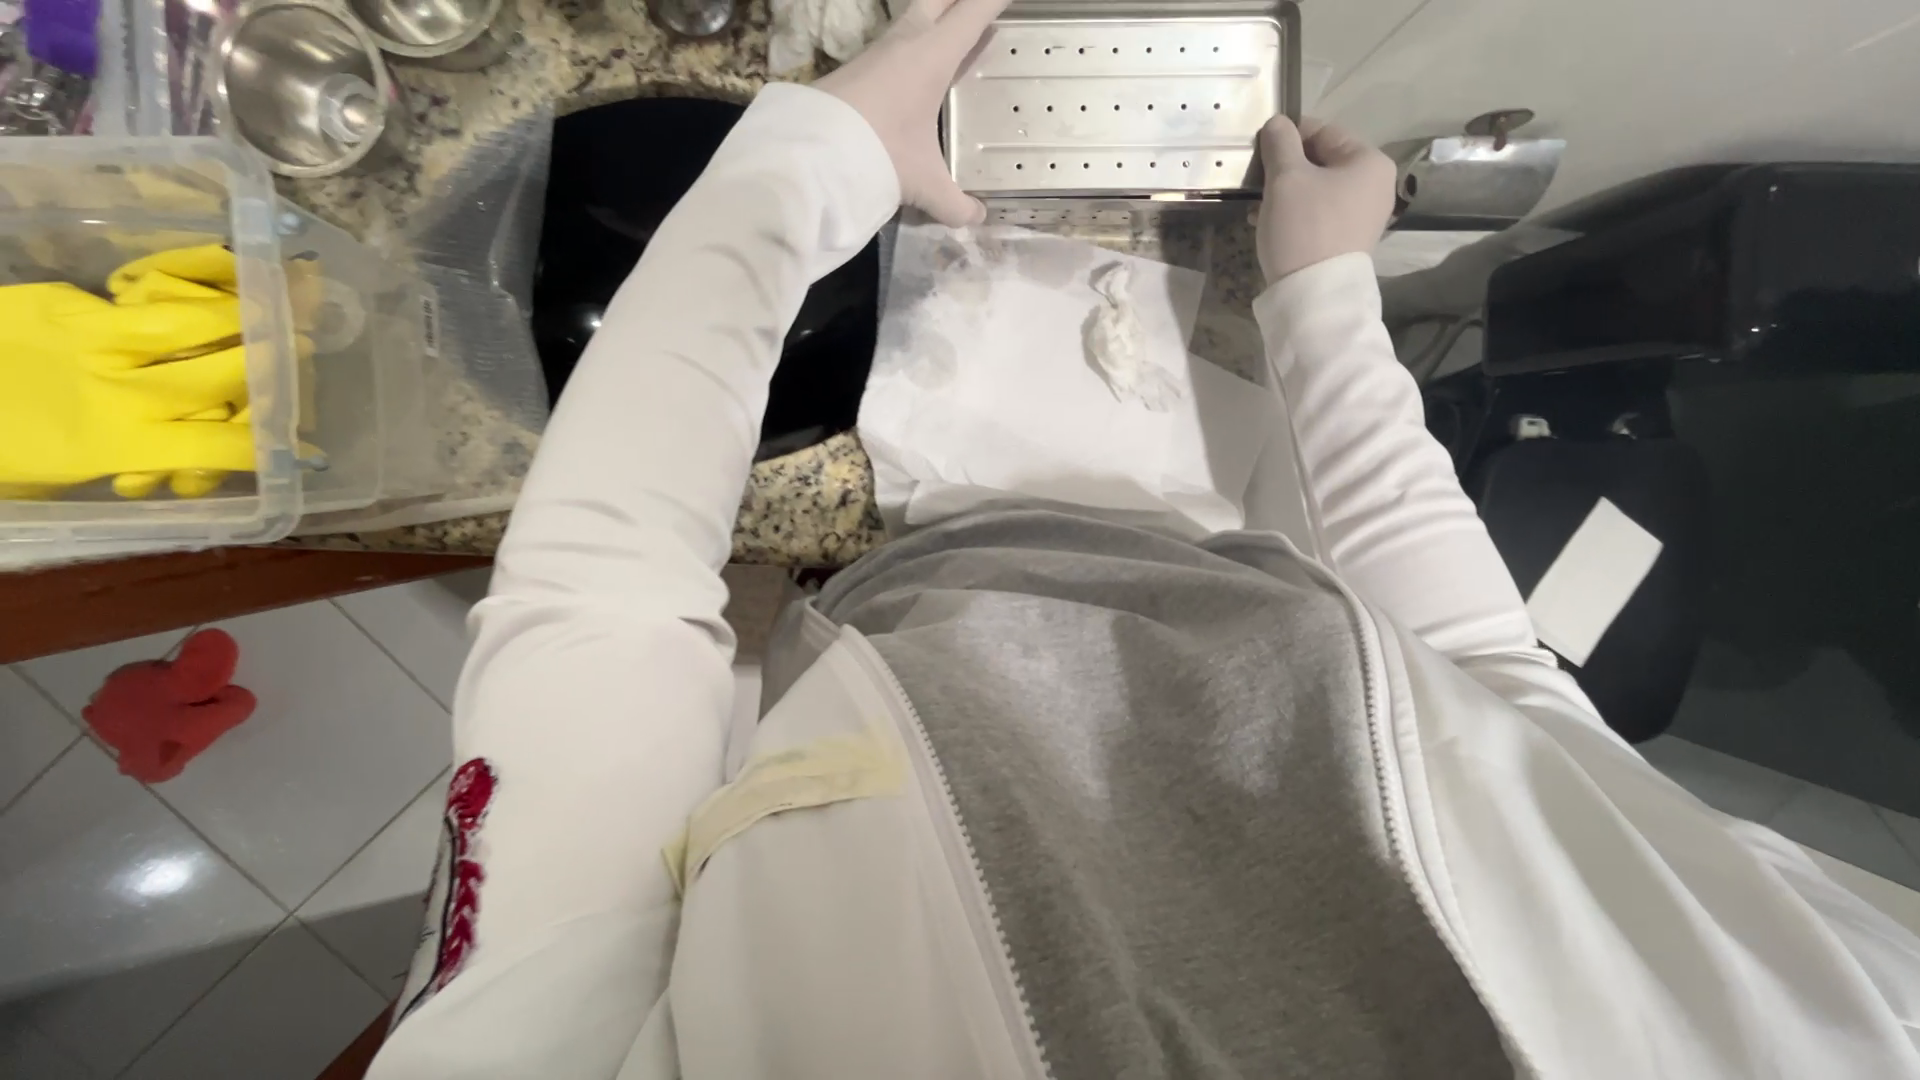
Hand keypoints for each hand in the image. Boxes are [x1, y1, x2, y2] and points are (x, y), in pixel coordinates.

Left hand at [816, 0, 1010, 226]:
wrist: (812, 149)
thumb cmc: (879, 153)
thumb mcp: (924, 183)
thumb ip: (954, 203)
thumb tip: (976, 218)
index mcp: (933, 55)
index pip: (973, 12)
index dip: (994, 0)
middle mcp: (907, 41)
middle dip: (961, 0)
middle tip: (979, 7)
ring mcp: (878, 50)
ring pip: (914, 16)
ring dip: (934, 17)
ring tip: (951, 33)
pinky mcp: (856, 66)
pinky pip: (894, 42)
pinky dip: (912, 43)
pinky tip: (915, 66)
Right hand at [1255, 115, 1397, 283]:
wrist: (1313, 294)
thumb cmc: (1303, 227)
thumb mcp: (1285, 178)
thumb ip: (1280, 144)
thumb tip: (1277, 123)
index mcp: (1369, 161)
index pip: (1324, 132)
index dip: (1289, 135)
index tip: (1260, 148)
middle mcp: (1376, 185)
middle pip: (1322, 163)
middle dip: (1286, 170)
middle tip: (1256, 183)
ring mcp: (1364, 217)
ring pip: (1318, 192)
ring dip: (1287, 195)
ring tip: (1259, 208)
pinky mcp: (1349, 242)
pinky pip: (1320, 217)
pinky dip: (1296, 216)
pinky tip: (1272, 226)